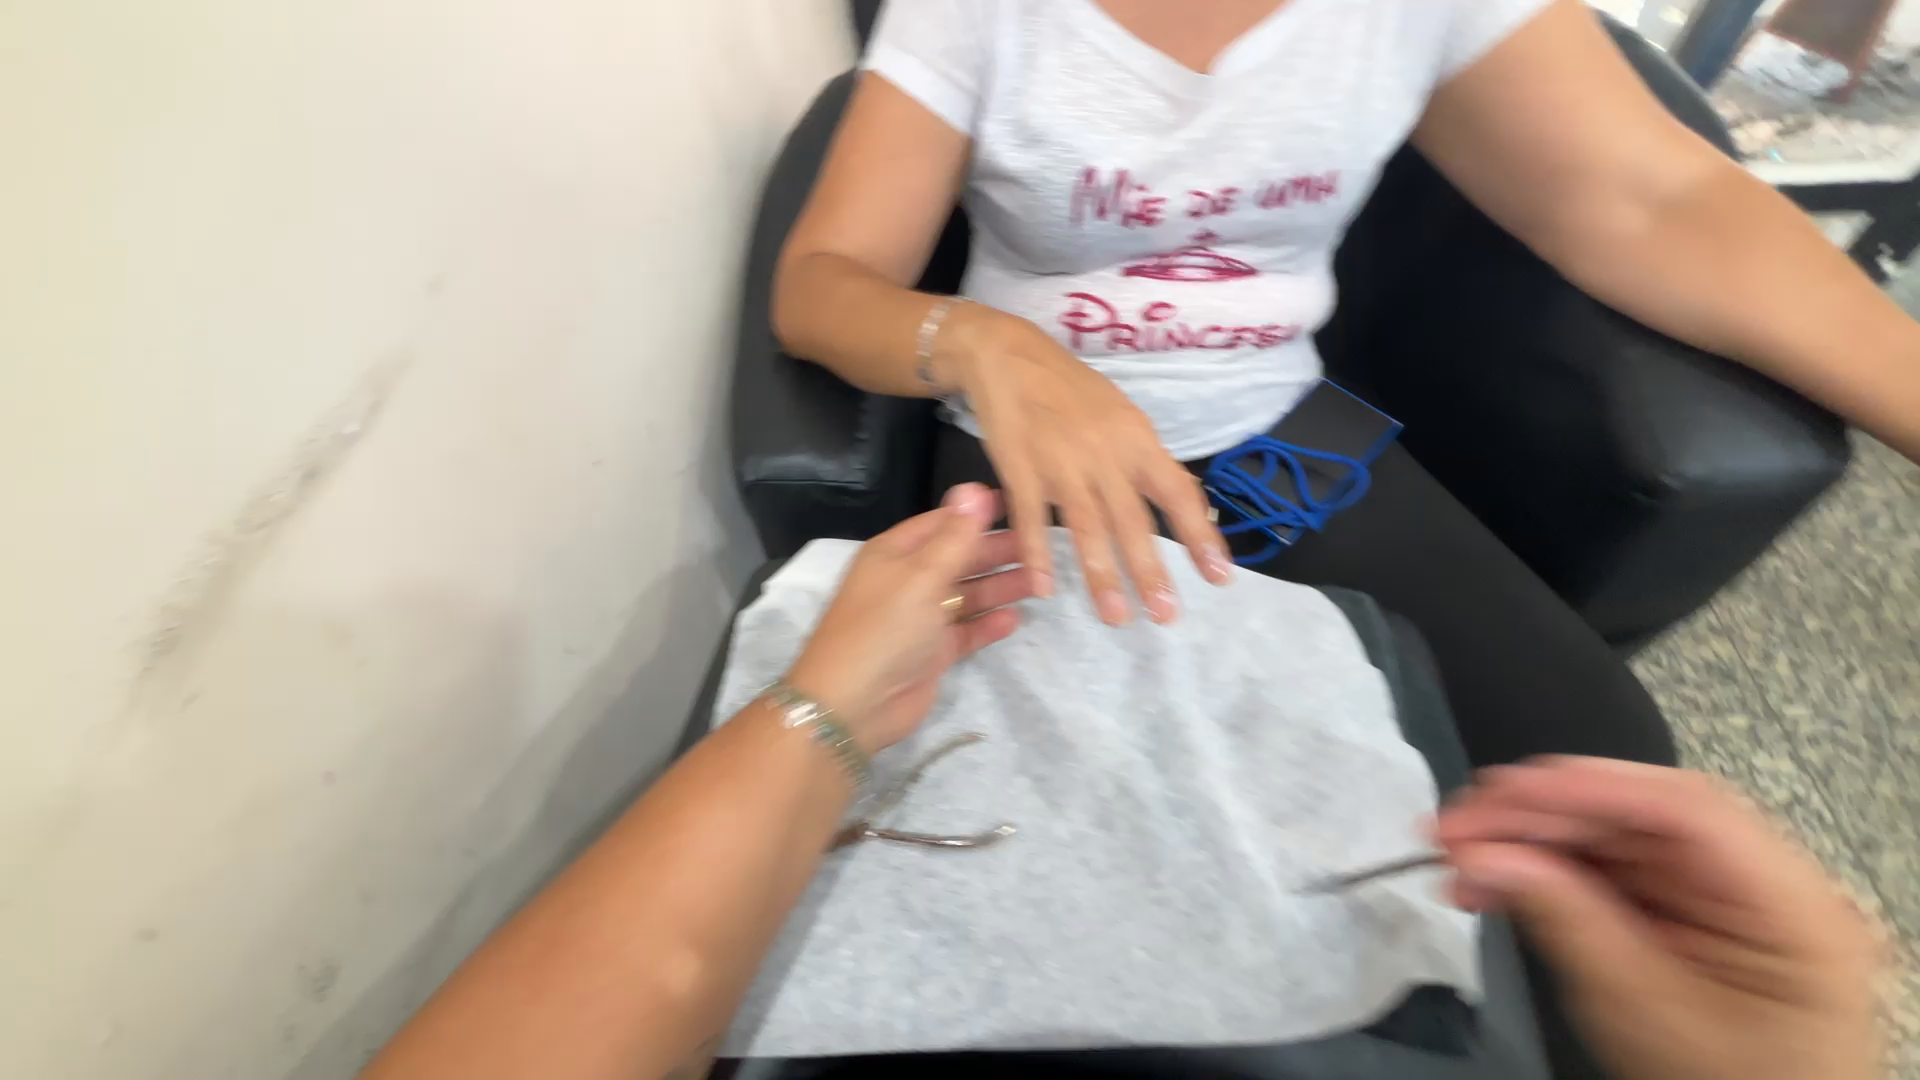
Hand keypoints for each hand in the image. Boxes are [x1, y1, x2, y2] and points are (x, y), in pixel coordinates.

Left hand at [783, 484, 1032, 752]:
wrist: (853, 704)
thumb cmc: (884, 628)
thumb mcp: (922, 575)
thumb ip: (956, 536)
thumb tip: (975, 486)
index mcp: (896, 553)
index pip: (943, 523)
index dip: (979, 514)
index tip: (1021, 505)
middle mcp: (908, 580)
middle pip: (959, 557)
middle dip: (997, 552)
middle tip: (1042, 548)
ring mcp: (920, 618)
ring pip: (967, 594)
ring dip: (999, 587)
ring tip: (1039, 583)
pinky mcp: (932, 652)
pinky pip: (966, 631)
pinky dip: (987, 624)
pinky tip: (1014, 619)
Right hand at [935, 304, 1232, 625]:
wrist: (1009, 356)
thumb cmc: (1070, 389)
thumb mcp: (1120, 415)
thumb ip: (1143, 459)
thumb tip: (1178, 501)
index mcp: (1135, 439)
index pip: (1177, 493)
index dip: (1200, 536)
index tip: (1220, 578)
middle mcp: (1104, 454)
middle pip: (1132, 520)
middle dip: (1151, 571)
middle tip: (1166, 616)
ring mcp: (1060, 463)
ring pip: (1086, 526)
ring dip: (1102, 575)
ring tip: (1116, 617)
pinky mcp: (1019, 468)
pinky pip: (1030, 518)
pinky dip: (1036, 554)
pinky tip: (1044, 589)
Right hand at [1434, 757, 1881, 1079]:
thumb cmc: (1717, 1077)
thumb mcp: (1637, 1003)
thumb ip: (1562, 917)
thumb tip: (1477, 854)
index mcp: (1785, 902)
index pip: (1680, 808)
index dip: (1582, 788)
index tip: (1494, 792)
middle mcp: (1749, 873)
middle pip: (1626, 808)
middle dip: (1528, 811)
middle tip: (1451, 828)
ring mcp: (1705, 879)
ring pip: (1595, 824)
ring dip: (1515, 833)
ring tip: (1452, 854)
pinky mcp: (1665, 890)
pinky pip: (1587, 854)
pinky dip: (1527, 859)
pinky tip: (1479, 875)